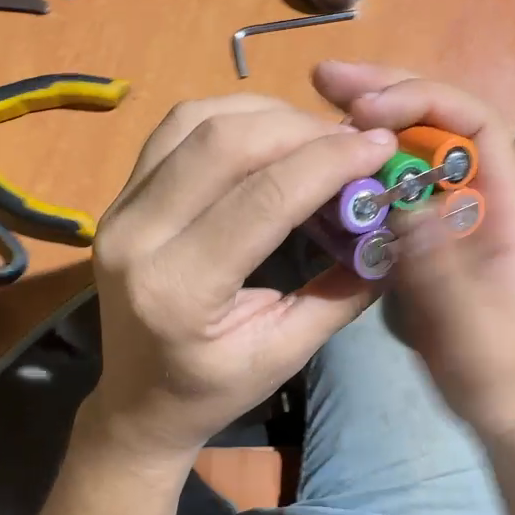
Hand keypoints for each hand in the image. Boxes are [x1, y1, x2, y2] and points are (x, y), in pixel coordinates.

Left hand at [82, 92, 399, 463]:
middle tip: (353, 138)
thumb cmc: (214, 388)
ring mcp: (119, 209)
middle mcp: (137, 237)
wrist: (137, 400)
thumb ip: (341, 292)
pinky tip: (269, 134)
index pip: (264, 199)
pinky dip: (230, 118)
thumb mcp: (286, 353)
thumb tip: (395, 231)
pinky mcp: (119, 195)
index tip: (379, 146)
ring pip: (194, 121)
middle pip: (223, 143)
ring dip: (265, 114)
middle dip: (301, 128)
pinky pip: (174, 129)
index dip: (329, 162)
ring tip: (315, 134)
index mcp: (180, 290)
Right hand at [313, 62, 514, 440]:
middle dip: (388, 96)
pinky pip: (395, 198)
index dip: (424, 102)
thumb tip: (403, 203)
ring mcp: (453, 223)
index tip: (366, 106)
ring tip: (317, 112)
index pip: (476, 127)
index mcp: (507, 212)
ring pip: (413, 158)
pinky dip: (363, 177)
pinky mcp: (430, 246)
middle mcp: (480, 203)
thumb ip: (442, 268)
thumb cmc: (503, 374)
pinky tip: (326, 172)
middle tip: (324, 80)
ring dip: (370, 130)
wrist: (506, 413)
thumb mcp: (474, 327)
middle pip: (440, 128)